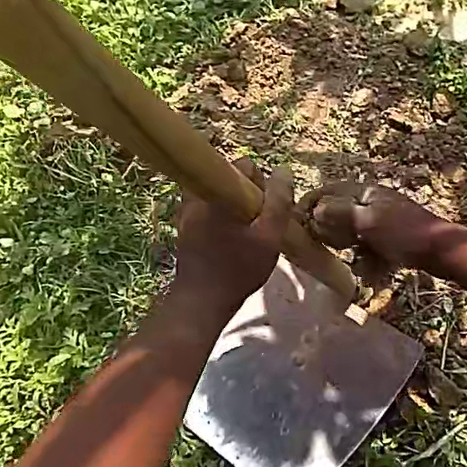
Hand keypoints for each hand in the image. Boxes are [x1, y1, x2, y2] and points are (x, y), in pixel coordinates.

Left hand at [172, 160, 291, 313]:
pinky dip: (220, 218)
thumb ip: (279, 202)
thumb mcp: (269, 236)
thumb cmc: (237, 269)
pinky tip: (229, 241)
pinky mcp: (183, 226)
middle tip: (258, 225)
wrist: (201, 301)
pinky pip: (207, 209)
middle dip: (247, 196)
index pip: (244, 166)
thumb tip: (283, 171)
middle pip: (230, 179)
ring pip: (219, 195)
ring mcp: (186, 210)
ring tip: (245, 234)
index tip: (266, 211)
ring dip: (234, 207)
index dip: (261, 185)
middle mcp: (198, 194)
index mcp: (217, 192)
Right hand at [297, 181, 466, 274]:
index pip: (326, 191)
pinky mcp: (391, 238)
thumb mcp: (367, 222)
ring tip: (343, 260)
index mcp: (364, 192)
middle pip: (337, 212)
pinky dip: (365, 258)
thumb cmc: (405, 234)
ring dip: (346, 245)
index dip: (309, 205)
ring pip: (351, 231)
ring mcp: (382, 220)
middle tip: (317, 246)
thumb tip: (313, 211)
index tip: (295, 223)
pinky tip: (368, 271)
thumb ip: (338, 213)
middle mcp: (371, 202)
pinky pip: (368, 247)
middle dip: (326, 228)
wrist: (444, 252)